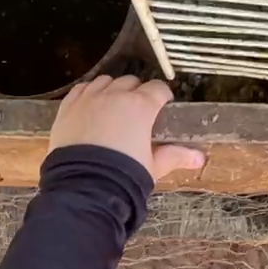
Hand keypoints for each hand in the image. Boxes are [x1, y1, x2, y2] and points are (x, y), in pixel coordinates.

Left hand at [49, 75, 205, 181]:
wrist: (84, 187)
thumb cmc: (123, 176)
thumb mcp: (153, 166)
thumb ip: (176, 156)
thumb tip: (199, 158)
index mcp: (141, 107)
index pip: (157, 89)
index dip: (162, 96)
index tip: (163, 104)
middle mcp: (115, 96)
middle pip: (131, 82)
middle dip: (137, 92)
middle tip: (138, 110)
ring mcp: (89, 99)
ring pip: (105, 81)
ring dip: (113, 89)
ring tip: (114, 106)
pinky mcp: (68, 107)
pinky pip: (81, 89)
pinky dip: (89, 93)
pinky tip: (92, 104)